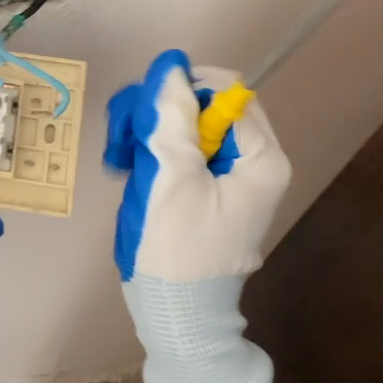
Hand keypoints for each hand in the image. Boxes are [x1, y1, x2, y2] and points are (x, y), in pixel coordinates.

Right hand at [104, 50, 291, 382]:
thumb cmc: (177, 248)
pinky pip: (182, 154)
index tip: (142, 112)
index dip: (180, 90)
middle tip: (125, 137)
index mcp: (260, 158)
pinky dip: (153, 155)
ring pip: (188, 129)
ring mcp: (231, 180)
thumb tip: (170, 66)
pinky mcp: (208, 193)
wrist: (176, 316)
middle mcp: (254, 163)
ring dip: (151, 135)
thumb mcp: (171, 177)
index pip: (225, 91)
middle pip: (206, 107)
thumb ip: (172, 117)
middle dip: (161, 114)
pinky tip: (129, 171)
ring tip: (122, 159)